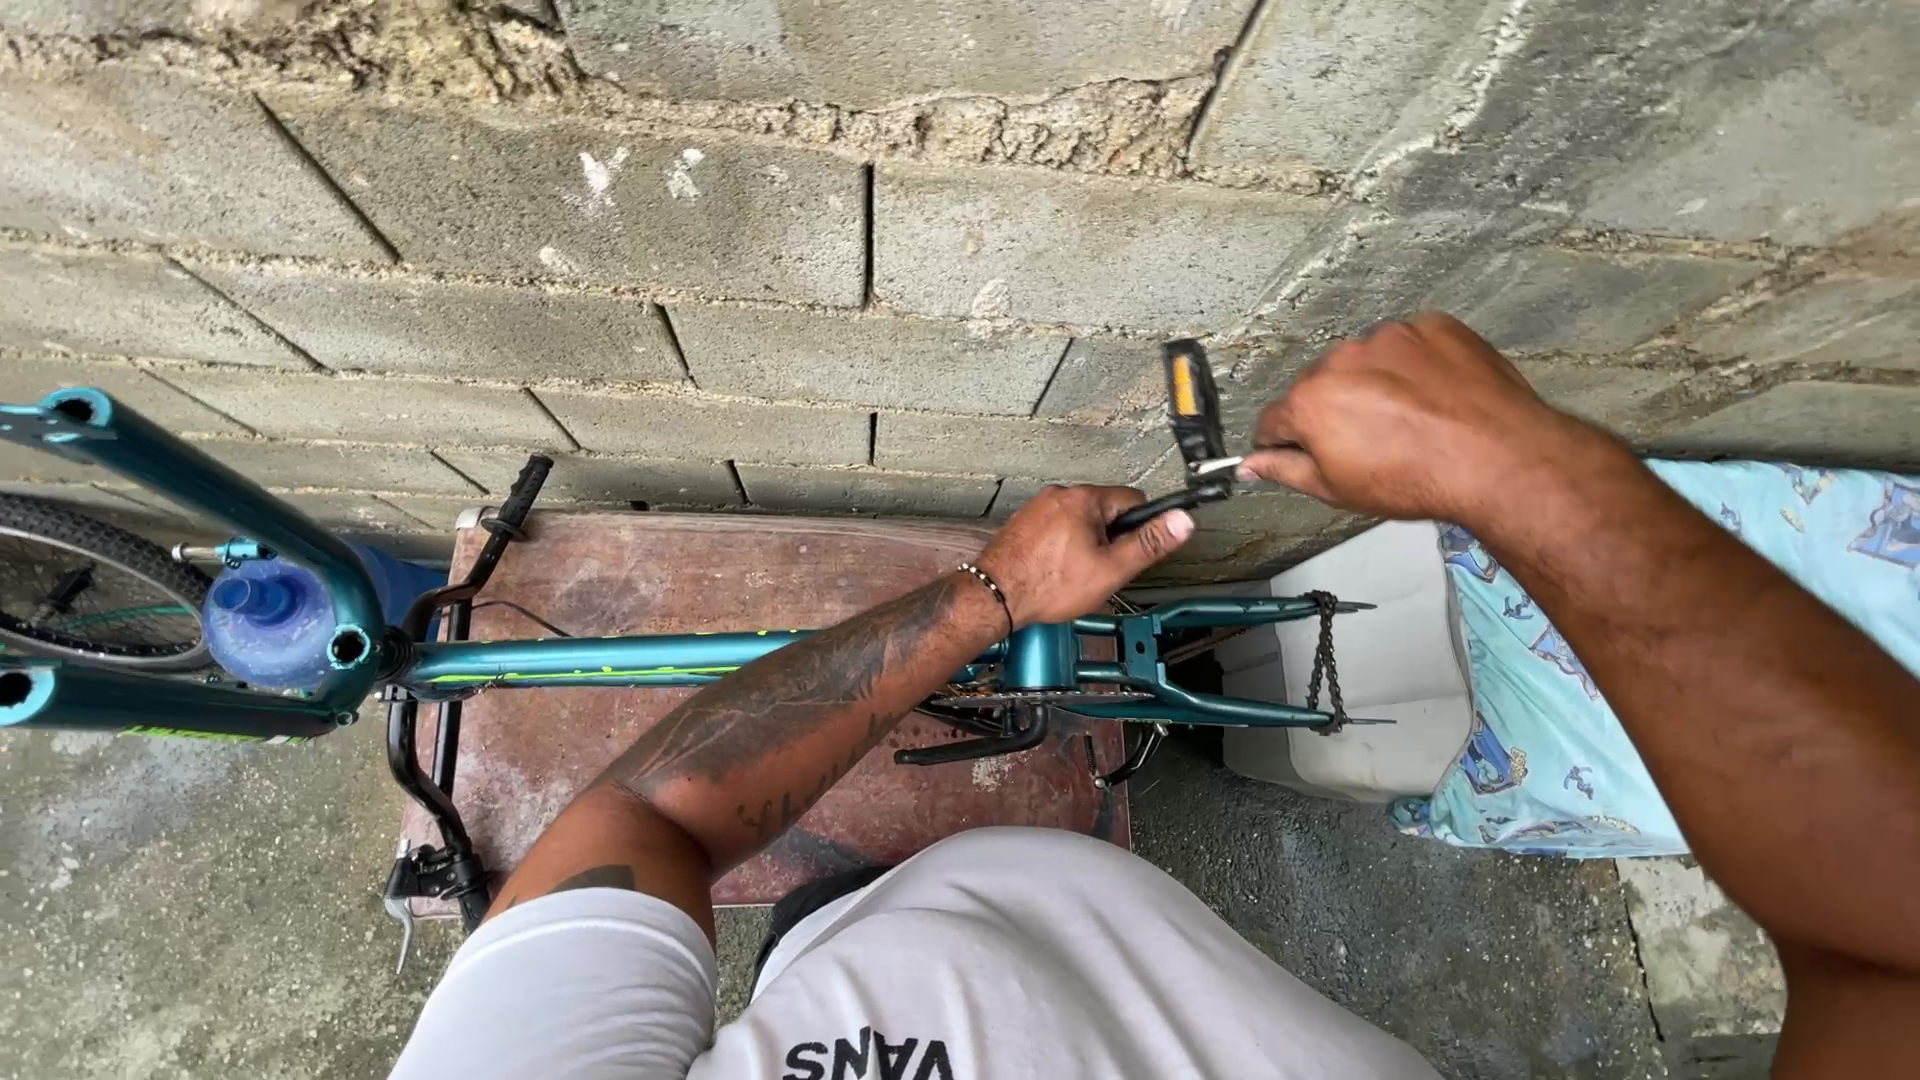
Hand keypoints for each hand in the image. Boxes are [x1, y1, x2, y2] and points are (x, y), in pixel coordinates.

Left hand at [973, 485, 1192, 627]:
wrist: (995, 596)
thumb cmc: (1046, 585)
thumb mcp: (1110, 569)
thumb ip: (1148, 543)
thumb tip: (1181, 521)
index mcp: (1083, 499)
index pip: (1133, 500)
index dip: (1138, 529)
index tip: (1130, 551)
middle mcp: (1059, 495)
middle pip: (1105, 511)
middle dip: (1109, 539)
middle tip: (1099, 568)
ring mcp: (1038, 507)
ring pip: (1080, 521)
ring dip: (1084, 543)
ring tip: (1073, 573)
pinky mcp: (1024, 522)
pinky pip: (1056, 528)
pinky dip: (1061, 547)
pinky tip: (1054, 570)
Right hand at [1238, 312, 1592, 523]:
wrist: (1497, 458)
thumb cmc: (1418, 477)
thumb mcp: (1335, 488)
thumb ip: (1283, 469)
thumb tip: (1252, 464)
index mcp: (1309, 401)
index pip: (1274, 420)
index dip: (1284, 442)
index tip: (1300, 451)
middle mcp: (1341, 360)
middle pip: (1318, 387)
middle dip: (1331, 410)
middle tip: (1365, 441)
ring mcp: (1388, 339)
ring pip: (1361, 363)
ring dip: (1371, 384)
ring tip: (1404, 418)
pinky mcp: (1430, 327)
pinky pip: (1406, 345)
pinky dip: (1410, 366)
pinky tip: (1428, 397)